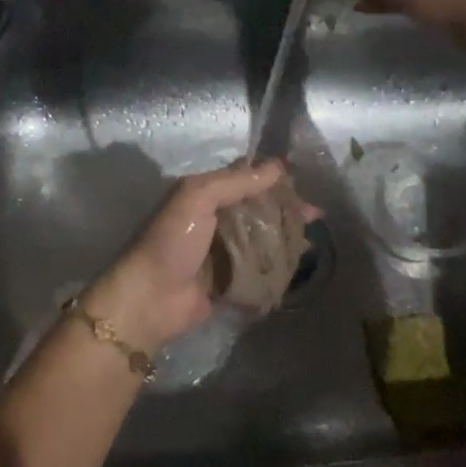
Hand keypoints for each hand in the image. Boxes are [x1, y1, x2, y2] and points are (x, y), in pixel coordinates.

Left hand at [80, 161, 312, 351]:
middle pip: (256, 210)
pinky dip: (276, 266)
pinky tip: (298, 265)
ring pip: (260, 240)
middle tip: (315, 216)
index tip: (301, 181)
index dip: (271, 178)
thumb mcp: (197, 197)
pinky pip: (257, 270)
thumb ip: (236, 181)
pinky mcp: (227, 282)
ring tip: (312, 240)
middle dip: (284, 210)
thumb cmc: (171, 241)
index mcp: (202, 195)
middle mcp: (212, 220)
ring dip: (284, 238)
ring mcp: (220, 253)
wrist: (150, 299)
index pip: (243, 179)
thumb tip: (277, 167)